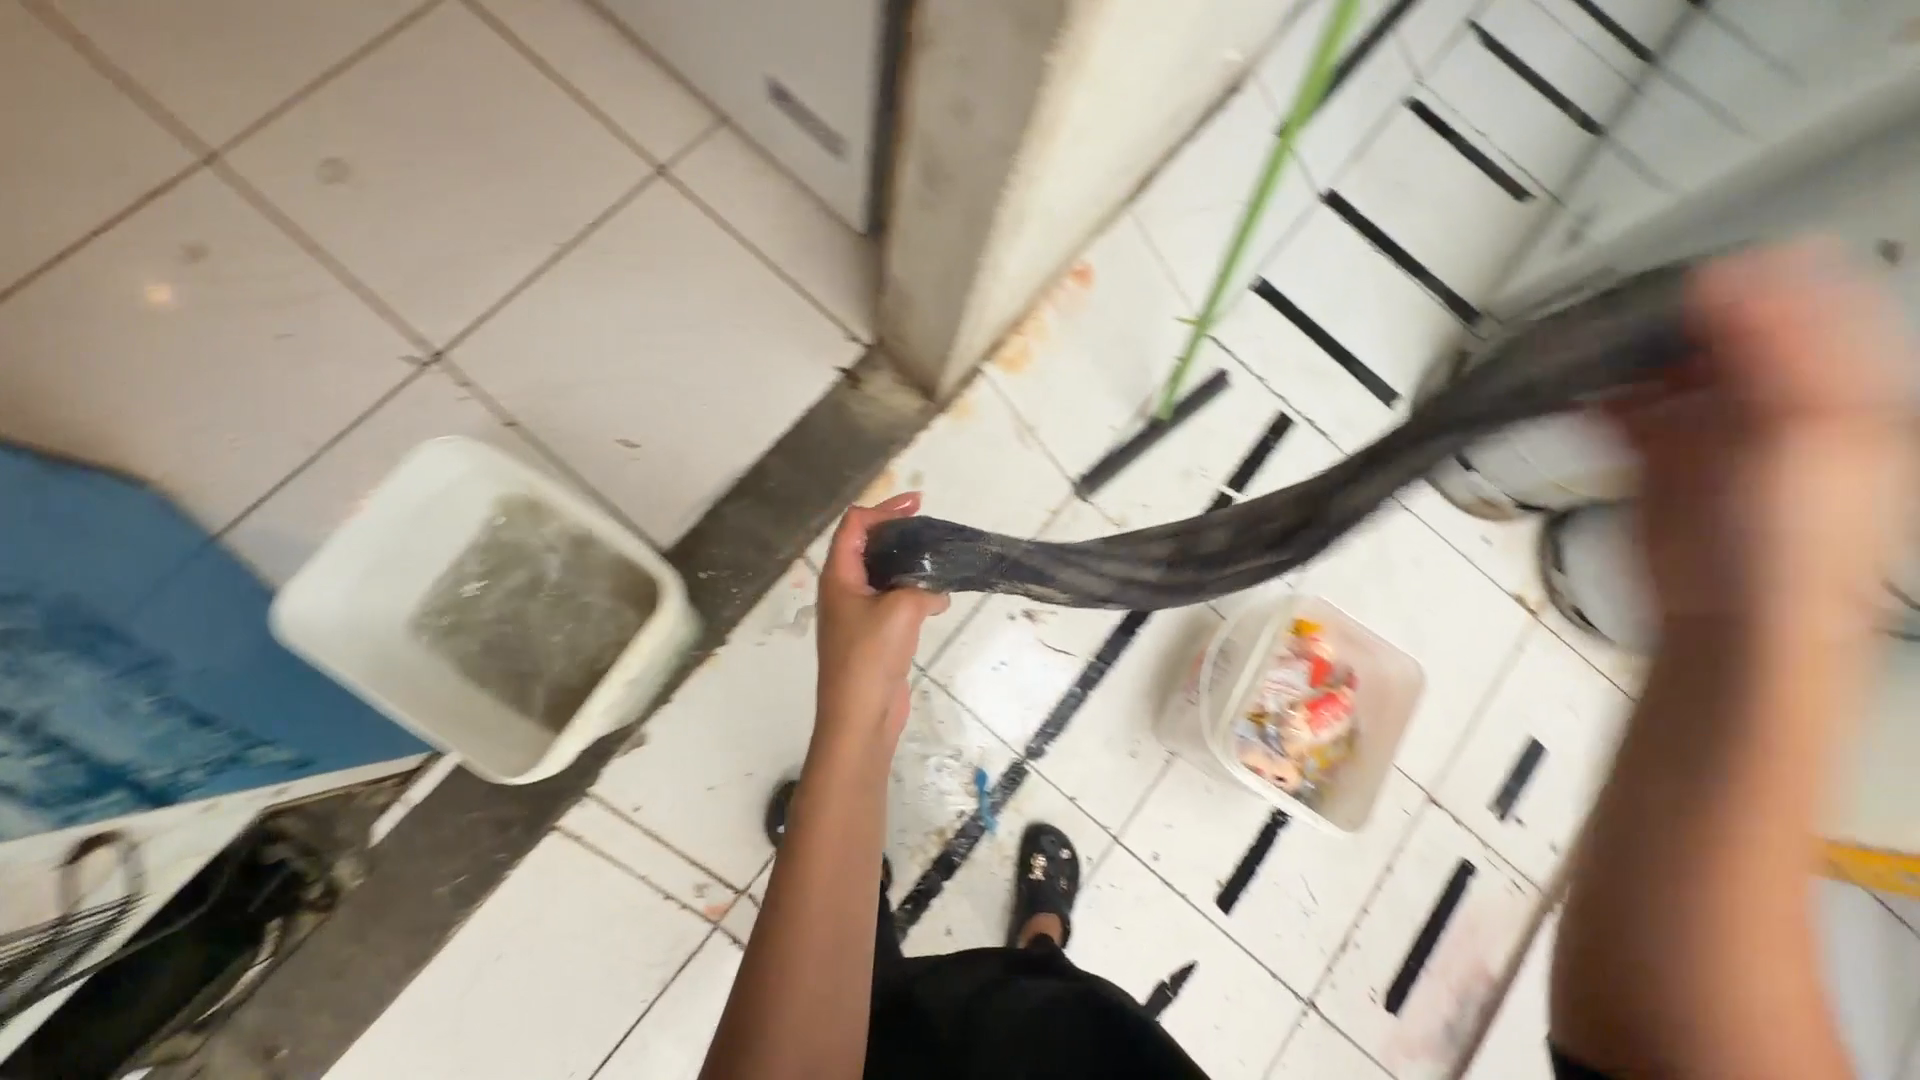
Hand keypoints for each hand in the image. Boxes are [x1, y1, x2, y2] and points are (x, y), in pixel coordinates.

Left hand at [814, 492, 950, 746]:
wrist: (859, 716)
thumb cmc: (870, 657)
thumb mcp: (901, 610)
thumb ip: (922, 588)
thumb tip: (937, 593)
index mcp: (838, 575)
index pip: (855, 525)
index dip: (884, 508)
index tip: (918, 504)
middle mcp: (843, 589)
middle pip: (867, 545)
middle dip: (898, 533)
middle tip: (931, 529)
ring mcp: (857, 613)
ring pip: (882, 575)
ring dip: (909, 565)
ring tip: (939, 561)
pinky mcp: (873, 635)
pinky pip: (892, 601)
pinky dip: (913, 594)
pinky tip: (938, 600)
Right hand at [1613, 243, 1913, 638]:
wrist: (1727, 611)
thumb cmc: (1789, 542)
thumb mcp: (1809, 432)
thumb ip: (1776, 352)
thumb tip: (1725, 281)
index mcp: (1829, 378)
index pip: (1795, 293)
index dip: (1748, 277)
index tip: (1693, 281)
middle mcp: (1767, 390)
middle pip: (1714, 322)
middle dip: (1669, 315)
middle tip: (1627, 318)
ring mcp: (1706, 419)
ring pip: (1658, 358)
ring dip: (1624, 352)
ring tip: (1596, 354)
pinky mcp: (1652, 449)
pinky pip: (1618, 403)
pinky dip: (1596, 395)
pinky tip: (1585, 394)